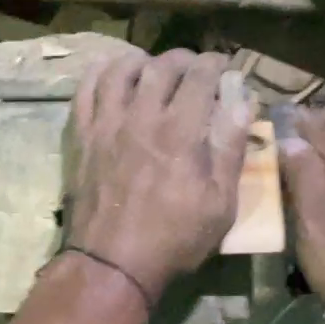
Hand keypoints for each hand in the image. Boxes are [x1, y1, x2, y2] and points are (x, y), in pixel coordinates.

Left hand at [65, 49, 250, 298]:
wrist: (111, 264)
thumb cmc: (174, 239)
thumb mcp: (220, 203)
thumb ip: (230, 146)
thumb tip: (241, 98)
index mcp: (181, 132)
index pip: (201, 76)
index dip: (217, 65)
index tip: (224, 68)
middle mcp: (142, 116)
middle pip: (162, 66)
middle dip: (184, 60)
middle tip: (194, 69)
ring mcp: (107, 123)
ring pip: (121, 69)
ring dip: (143, 60)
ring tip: (154, 68)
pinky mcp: (83, 135)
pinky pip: (86, 89)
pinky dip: (102, 72)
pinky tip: (113, 73)